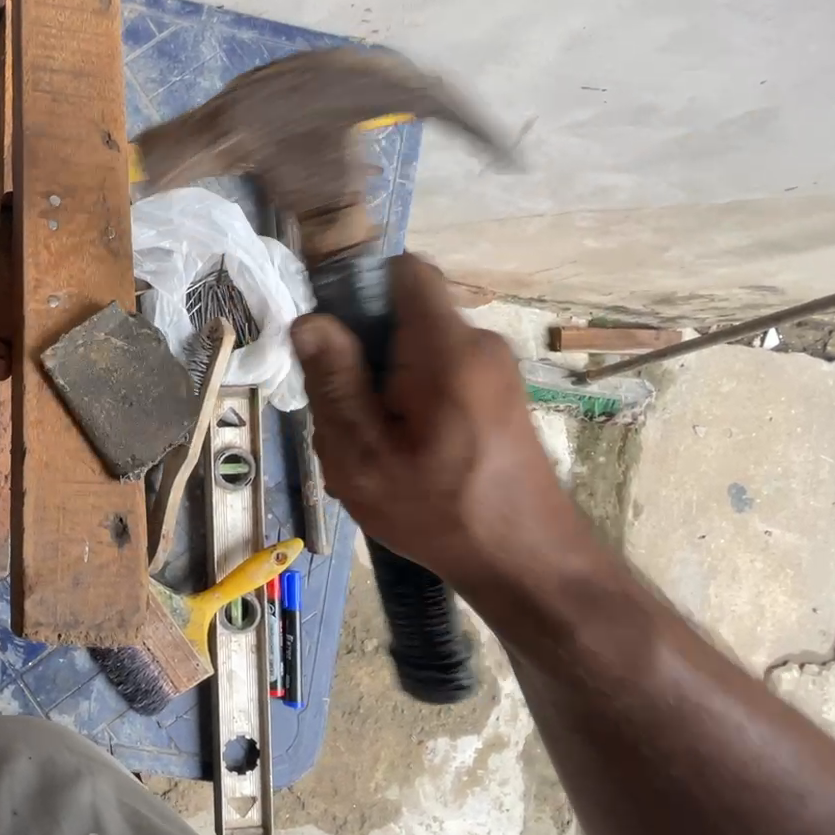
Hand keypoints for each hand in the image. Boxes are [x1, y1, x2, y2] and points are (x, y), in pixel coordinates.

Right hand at [290, 256, 594, 599]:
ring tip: (364, 447)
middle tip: (338, 418)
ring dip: (375, 387)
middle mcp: (476, 345)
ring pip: (409, 352)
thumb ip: (333, 382)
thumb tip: (307, 320)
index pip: (401, 270)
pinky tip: (393, 454)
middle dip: (355, 355)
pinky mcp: (493, 394)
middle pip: (397, 316)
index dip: (354, 286)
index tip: (323, 334)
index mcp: (445, 349)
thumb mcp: (362, 454)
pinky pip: (431, 374)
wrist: (526, 563)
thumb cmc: (438, 511)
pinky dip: (402, 402)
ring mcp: (490, 370)